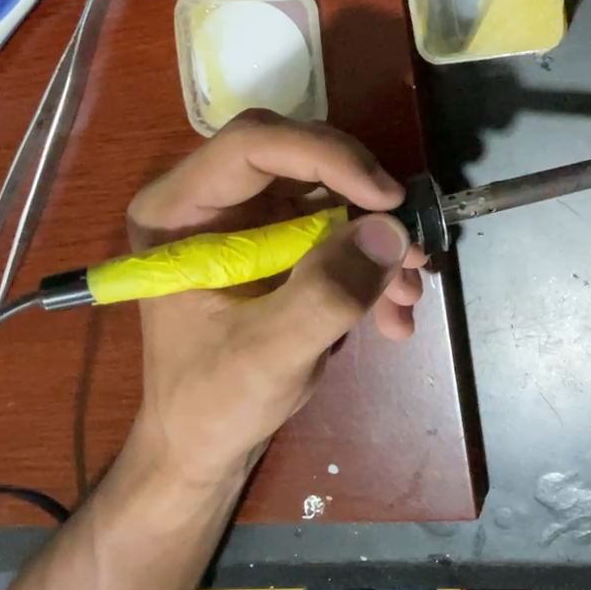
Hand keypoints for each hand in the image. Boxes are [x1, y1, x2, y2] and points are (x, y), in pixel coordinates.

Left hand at [122, 110, 428, 487]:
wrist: (207, 444)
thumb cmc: (214, 403)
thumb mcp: (268, 356)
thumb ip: (325, 295)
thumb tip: (392, 231)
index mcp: (180, 212)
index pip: (254, 145)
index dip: (326, 156)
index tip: (387, 199)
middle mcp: (216, 201)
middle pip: (303, 159)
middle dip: (365, 201)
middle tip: (410, 245)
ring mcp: (253, 221)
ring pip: (334, 193)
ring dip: (380, 239)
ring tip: (408, 293)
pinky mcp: (285, 244)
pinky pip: (345, 229)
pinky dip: (376, 266)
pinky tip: (394, 315)